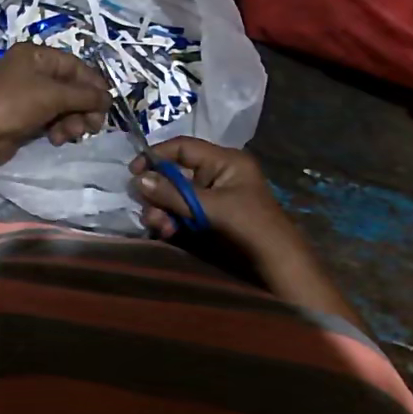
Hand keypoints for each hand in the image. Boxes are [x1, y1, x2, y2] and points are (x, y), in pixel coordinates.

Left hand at [0, 44, 110, 164]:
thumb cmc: (15, 104)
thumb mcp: (54, 95)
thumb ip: (85, 95)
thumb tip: (108, 98)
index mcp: (36, 54)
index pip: (75, 65)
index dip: (93, 84)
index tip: (107, 105)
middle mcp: (31, 70)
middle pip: (70, 86)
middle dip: (83, 107)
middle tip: (92, 126)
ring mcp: (26, 93)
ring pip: (62, 104)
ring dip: (72, 120)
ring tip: (69, 135)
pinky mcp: (22, 114)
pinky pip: (50, 117)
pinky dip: (58, 127)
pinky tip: (56, 139)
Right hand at [130, 137, 286, 240]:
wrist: (278, 266)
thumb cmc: (250, 226)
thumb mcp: (210, 207)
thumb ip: (173, 193)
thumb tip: (138, 180)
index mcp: (225, 161)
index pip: (183, 147)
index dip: (156, 156)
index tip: (134, 172)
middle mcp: (217, 174)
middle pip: (175, 172)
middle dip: (158, 190)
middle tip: (147, 207)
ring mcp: (213, 196)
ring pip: (175, 194)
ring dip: (162, 209)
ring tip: (159, 225)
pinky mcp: (209, 216)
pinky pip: (181, 210)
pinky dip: (171, 220)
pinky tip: (166, 231)